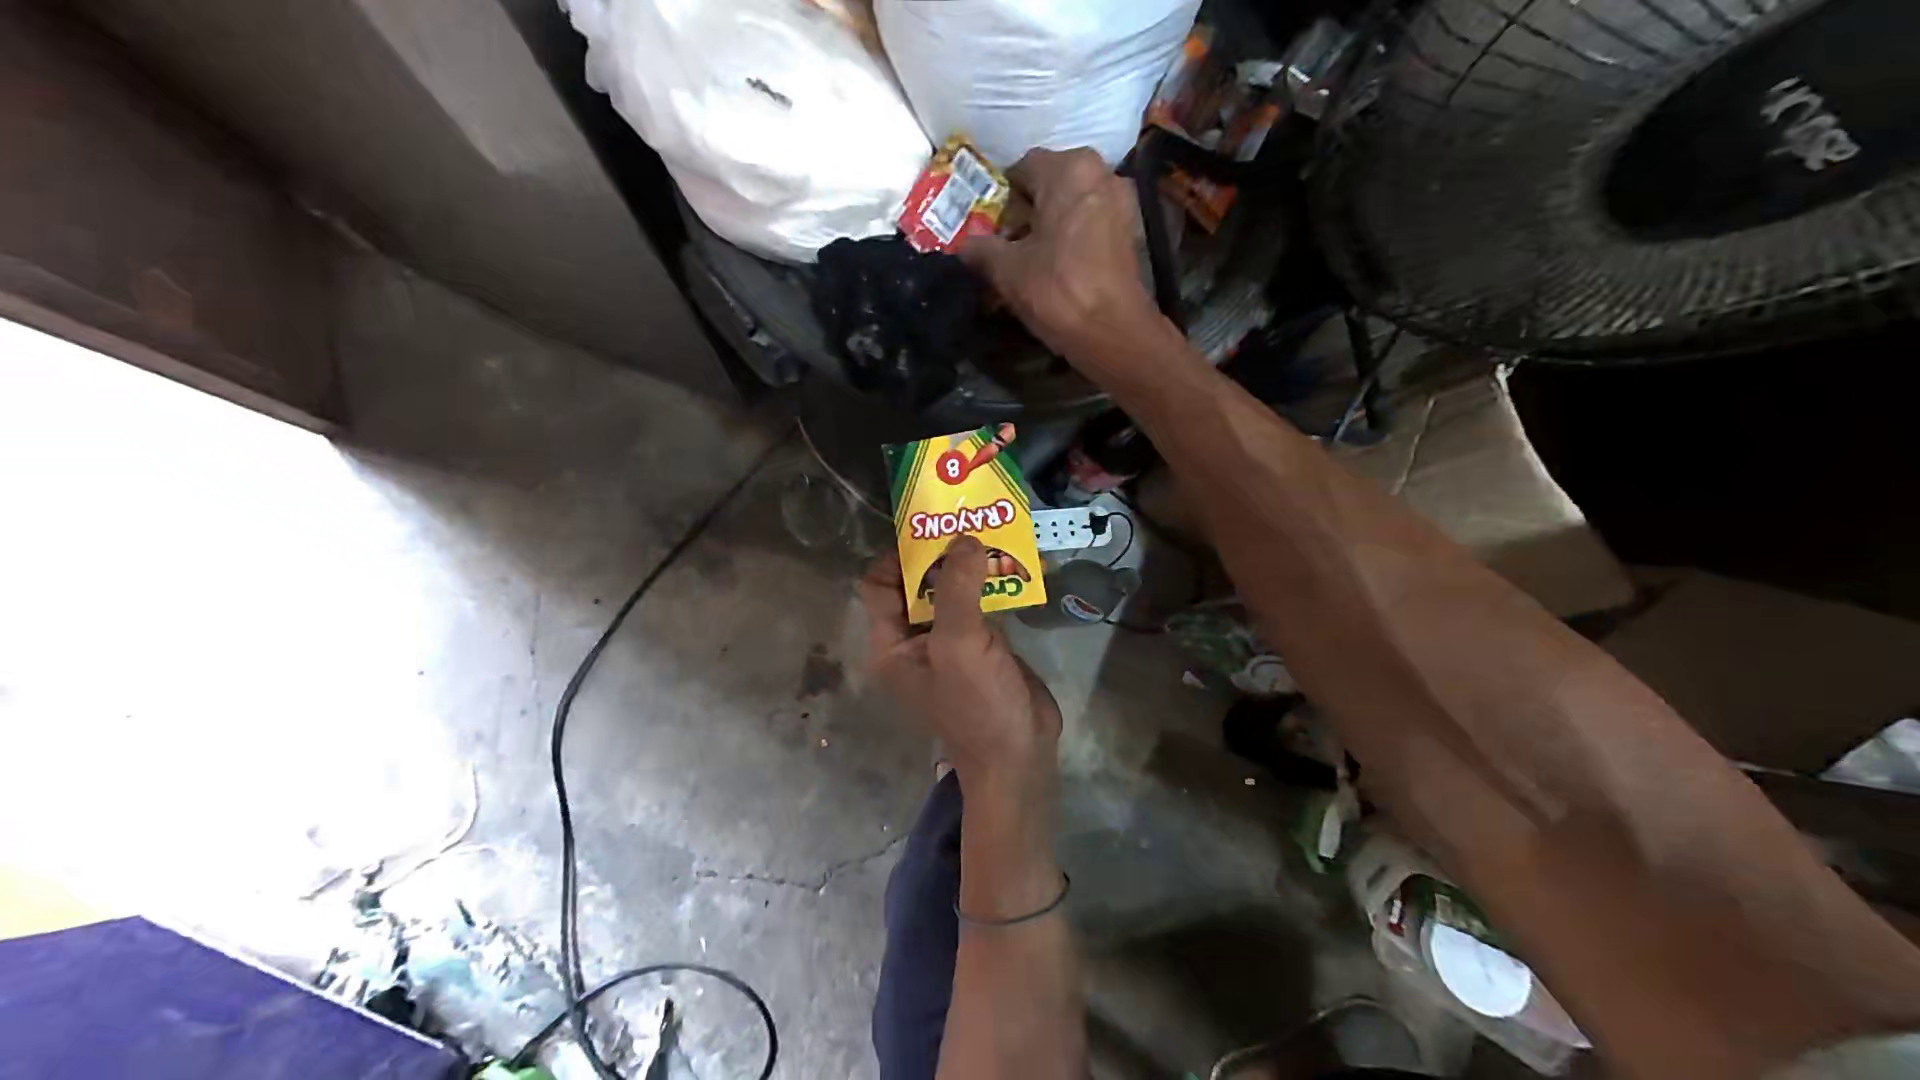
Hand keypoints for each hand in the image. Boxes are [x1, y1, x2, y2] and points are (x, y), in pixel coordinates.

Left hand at [859, 536, 1061, 790]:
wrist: (1020, 754)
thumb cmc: (976, 704)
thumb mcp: (958, 645)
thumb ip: (957, 589)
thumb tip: (964, 538)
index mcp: (890, 645)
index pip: (879, 586)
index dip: (899, 558)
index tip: (932, 535)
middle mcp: (913, 642)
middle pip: (916, 585)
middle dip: (940, 556)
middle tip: (968, 523)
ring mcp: (948, 644)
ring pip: (950, 592)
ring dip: (968, 568)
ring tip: (993, 534)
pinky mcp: (980, 646)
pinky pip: (978, 605)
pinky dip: (990, 586)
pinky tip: (1012, 565)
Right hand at [959, 148, 1168, 364]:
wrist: (1112, 332)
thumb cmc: (1057, 290)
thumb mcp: (1007, 270)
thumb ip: (981, 249)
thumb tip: (964, 245)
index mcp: (1070, 168)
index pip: (1021, 169)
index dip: (1000, 200)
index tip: (988, 229)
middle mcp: (1101, 173)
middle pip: (1050, 185)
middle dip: (1025, 213)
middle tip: (1005, 247)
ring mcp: (1122, 202)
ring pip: (1071, 206)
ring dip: (1048, 227)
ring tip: (1028, 261)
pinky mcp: (1131, 232)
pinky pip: (1090, 225)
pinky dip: (1071, 239)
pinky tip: (1056, 268)